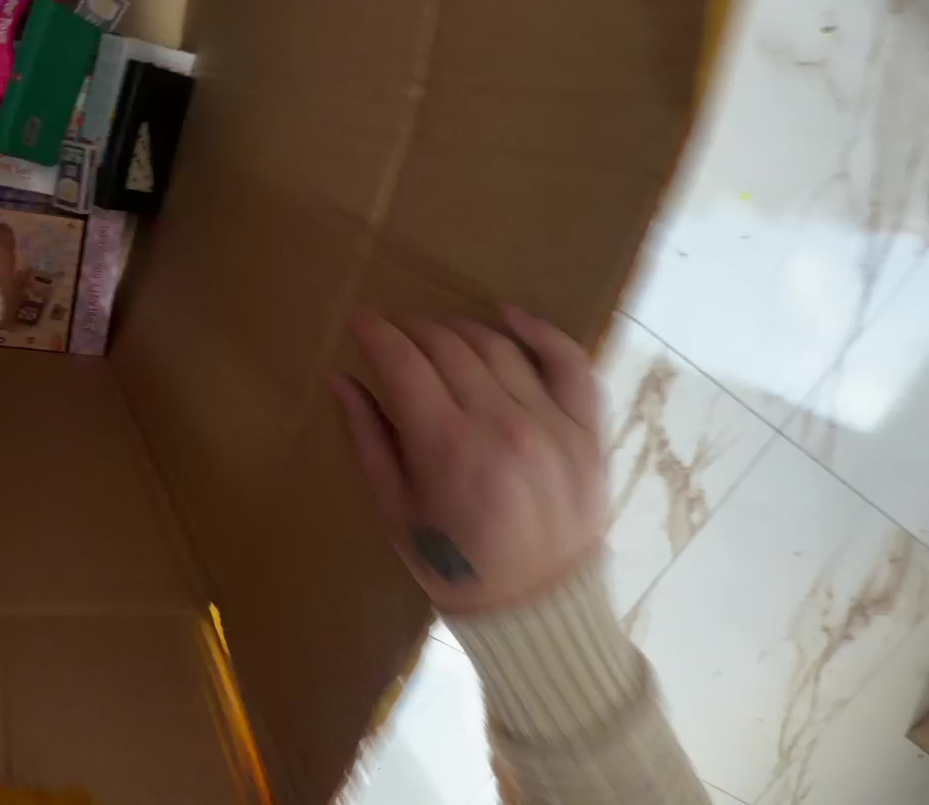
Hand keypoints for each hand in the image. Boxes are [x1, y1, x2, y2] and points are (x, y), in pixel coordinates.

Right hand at [331, 307, 606, 614]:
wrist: (539, 612)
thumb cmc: (453, 563)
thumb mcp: (393, 508)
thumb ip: (367, 438)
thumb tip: (341, 380)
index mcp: (447, 446)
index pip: (403, 361)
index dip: (375, 332)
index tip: (359, 320)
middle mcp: (501, 423)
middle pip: (447, 345)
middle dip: (411, 329)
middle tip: (393, 334)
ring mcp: (551, 424)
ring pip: (496, 346)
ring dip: (458, 329)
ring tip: (436, 334)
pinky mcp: (587, 431)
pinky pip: (569, 364)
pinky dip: (540, 332)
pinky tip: (509, 316)